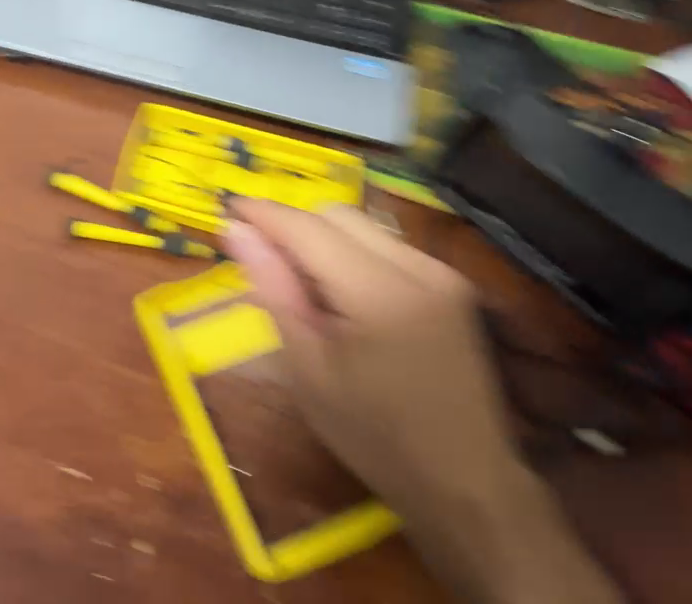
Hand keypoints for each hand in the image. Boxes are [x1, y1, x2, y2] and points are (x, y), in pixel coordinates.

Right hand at [220, 200, 520, 515]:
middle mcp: (419, 267)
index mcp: (381, 293)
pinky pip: (388, 246)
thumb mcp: (308, 369)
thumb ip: (274, 289)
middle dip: (294, 225)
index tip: (226, 209)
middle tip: (260, 259)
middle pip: (338, 215)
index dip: (264, 213)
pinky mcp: (453, 284)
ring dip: (323, 239)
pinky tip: (342, 296)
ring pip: (364, 226)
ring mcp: (443, 272)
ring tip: (300, 284)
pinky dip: (353, 254)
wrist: (465, 483)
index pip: (309, 228)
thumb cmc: (373, 436)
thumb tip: (235, 230)